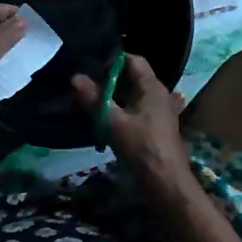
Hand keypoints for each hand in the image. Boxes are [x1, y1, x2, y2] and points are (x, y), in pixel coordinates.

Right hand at [71, 53, 190, 194]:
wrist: (165, 181)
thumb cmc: (141, 147)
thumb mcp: (113, 122)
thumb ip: (94, 99)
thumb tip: (75, 77)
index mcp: (152, 86)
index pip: (133, 60)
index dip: (112, 61)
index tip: (91, 70)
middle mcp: (160, 93)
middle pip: (132, 78)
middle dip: (109, 82)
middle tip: (86, 89)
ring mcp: (161, 110)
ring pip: (134, 96)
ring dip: (114, 99)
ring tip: (92, 106)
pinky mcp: (158, 126)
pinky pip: (138, 110)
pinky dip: (123, 112)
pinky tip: (108, 121)